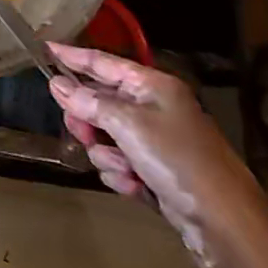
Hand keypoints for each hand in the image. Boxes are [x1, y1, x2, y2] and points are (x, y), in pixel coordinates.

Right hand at [46, 43, 266, 243]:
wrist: (222, 219)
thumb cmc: (177, 159)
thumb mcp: (128, 125)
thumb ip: (89, 102)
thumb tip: (57, 83)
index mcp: (152, 86)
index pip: (103, 62)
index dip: (73, 56)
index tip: (45, 48)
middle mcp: (152, 106)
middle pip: (99, 102)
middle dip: (88, 121)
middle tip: (83, 133)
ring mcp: (153, 138)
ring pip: (103, 136)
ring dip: (107, 155)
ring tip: (125, 169)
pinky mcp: (152, 168)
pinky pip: (117, 162)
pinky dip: (121, 174)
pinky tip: (136, 187)